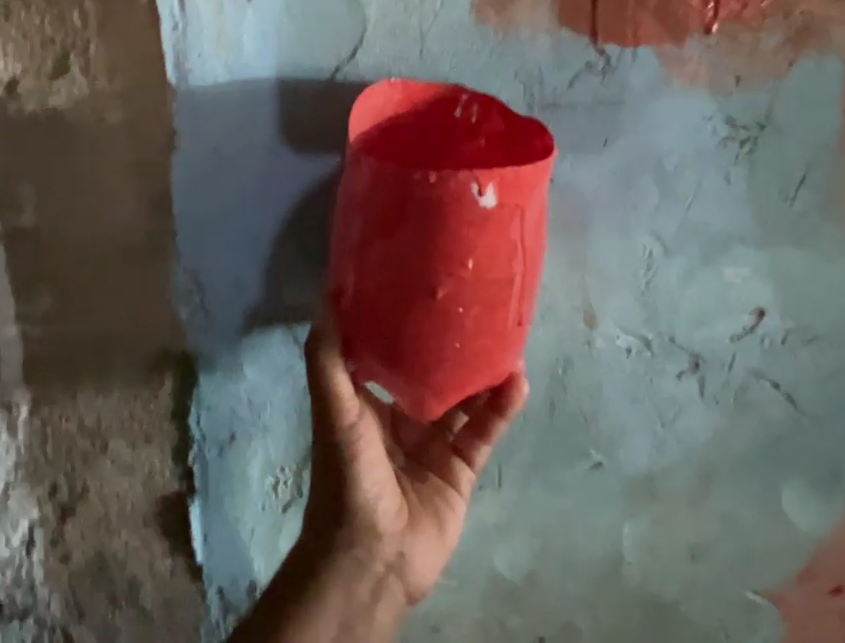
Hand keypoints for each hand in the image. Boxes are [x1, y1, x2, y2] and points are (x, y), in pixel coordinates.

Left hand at [296, 321, 528, 607]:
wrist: (372, 558)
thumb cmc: (347, 476)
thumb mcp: (333, 410)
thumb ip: (328, 357)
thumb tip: (326, 294)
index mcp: (365, 402)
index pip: (385, 353)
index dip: (401, 324)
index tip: (420, 286)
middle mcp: (399, 418)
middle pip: (431, 373)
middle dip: (451, 344)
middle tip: (476, 306)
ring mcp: (432, 444)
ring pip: (463, 399)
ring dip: (483, 372)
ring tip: (506, 336)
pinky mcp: (460, 469)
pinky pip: (483, 431)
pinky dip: (500, 407)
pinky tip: (517, 380)